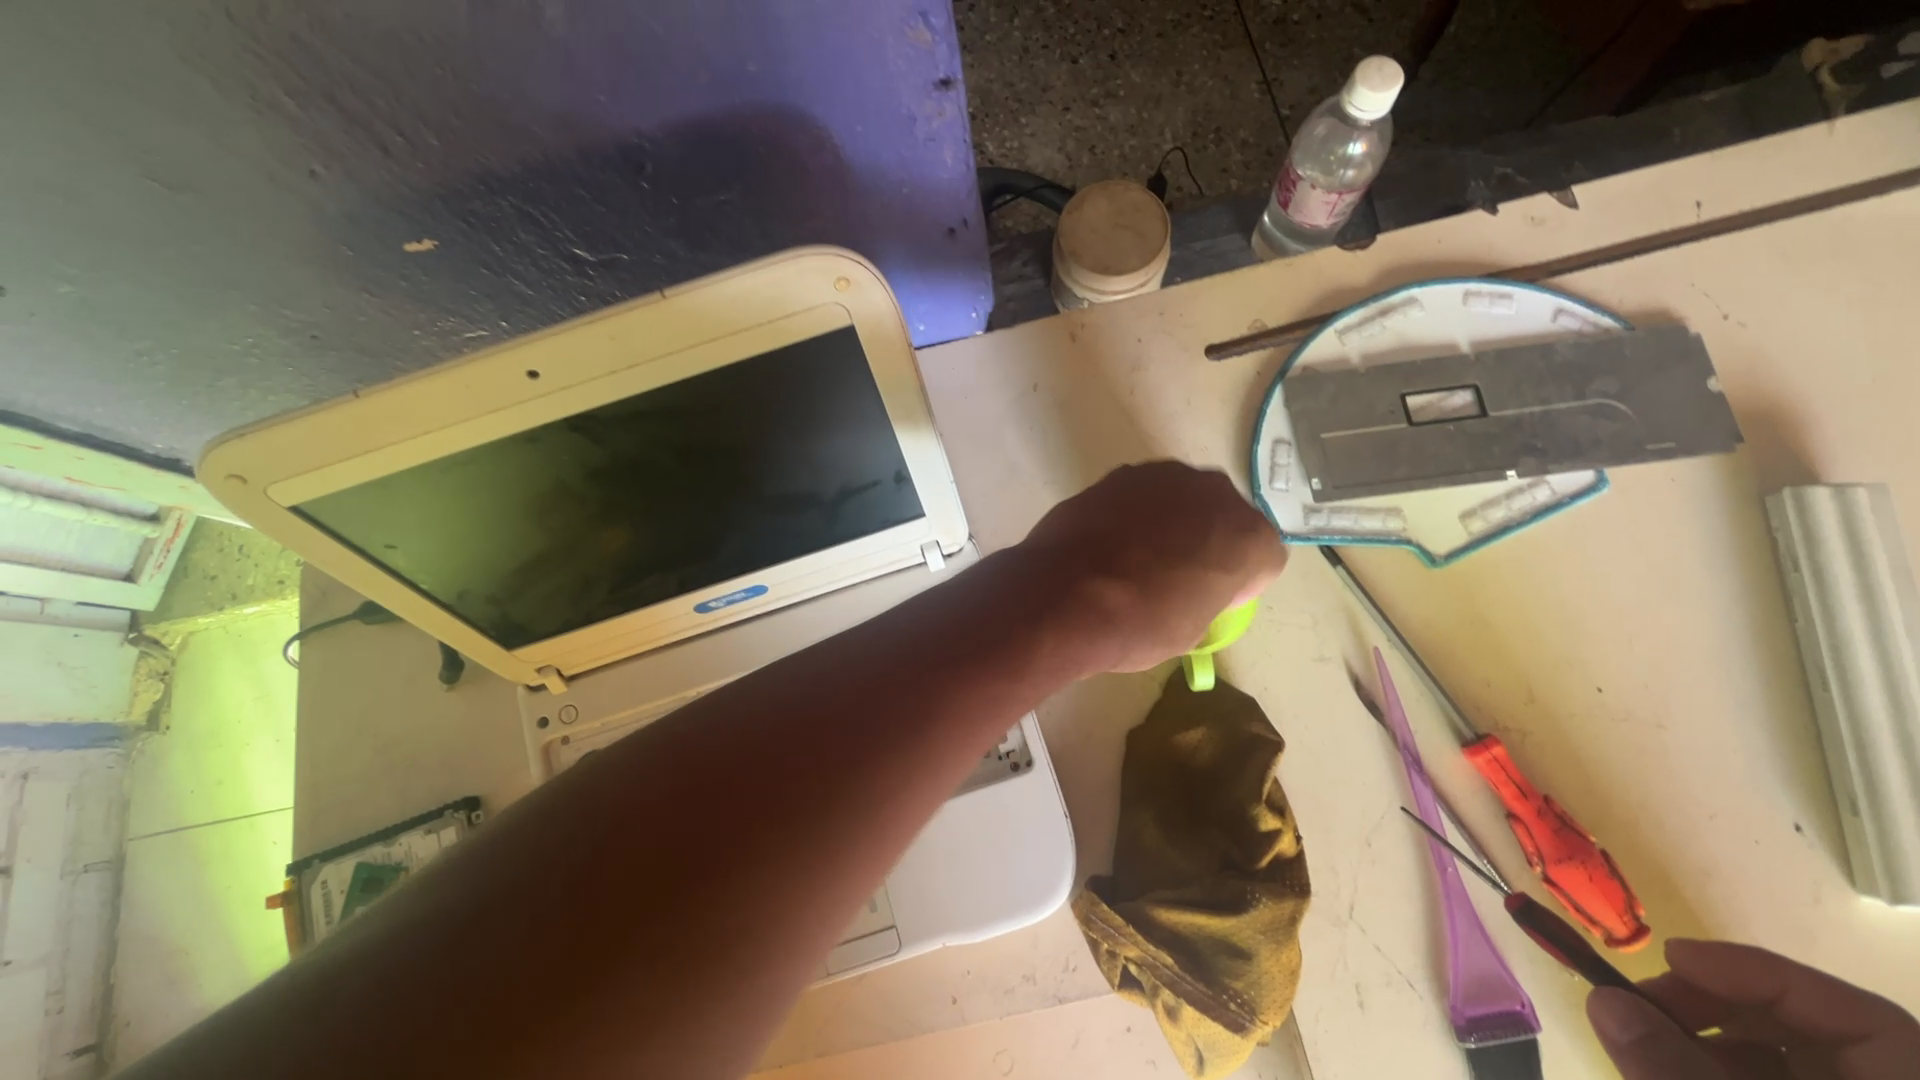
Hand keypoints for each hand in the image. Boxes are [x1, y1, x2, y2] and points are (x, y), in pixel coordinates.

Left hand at [1012, 461, 1286, 674]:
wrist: (1066, 596)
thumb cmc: (1140, 624)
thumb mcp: (1191, 629)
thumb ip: (1203, 595)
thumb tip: (1184, 586)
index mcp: (1249, 537)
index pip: (1261, 560)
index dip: (1237, 584)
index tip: (1208, 601)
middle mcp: (1216, 494)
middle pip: (1223, 518)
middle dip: (1207, 541)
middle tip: (1175, 577)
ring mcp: (1165, 476)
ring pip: (1181, 501)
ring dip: (1168, 522)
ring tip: (1135, 559)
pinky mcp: (1120, 474)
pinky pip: (1140, 497)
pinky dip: (1131, 515)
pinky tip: (1107, 544)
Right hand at [1587, 939, 1919, 1078]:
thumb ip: (1680, 1071)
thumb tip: (1600, 999)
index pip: (1859, 1014)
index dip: (1761, 976)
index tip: (1670, 956)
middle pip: (1808, 1032)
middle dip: (1715, 1009)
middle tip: (1638, 1005)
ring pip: (1778, 1063)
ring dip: (1701, 1041)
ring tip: (1638, 1037)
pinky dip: (1710, 1070)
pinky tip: (1661, 1066)